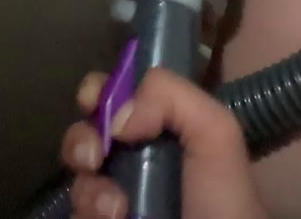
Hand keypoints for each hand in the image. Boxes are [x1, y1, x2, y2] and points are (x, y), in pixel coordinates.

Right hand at [60, 68, 266, 218]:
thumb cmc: (222, 203)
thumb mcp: (215, 133)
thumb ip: (170, 96)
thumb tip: (115, 120)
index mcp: (158, 131)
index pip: (115, 97)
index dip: (99, 93)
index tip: (93, 102)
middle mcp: (132, 161)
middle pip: (86, 133)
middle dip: (80, 138)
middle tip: (93, 155)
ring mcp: (116, 199)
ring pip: (78, 178)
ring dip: (89, 187)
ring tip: (115, 207)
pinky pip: (78, 211)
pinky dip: (89, 211)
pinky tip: (114, 217)